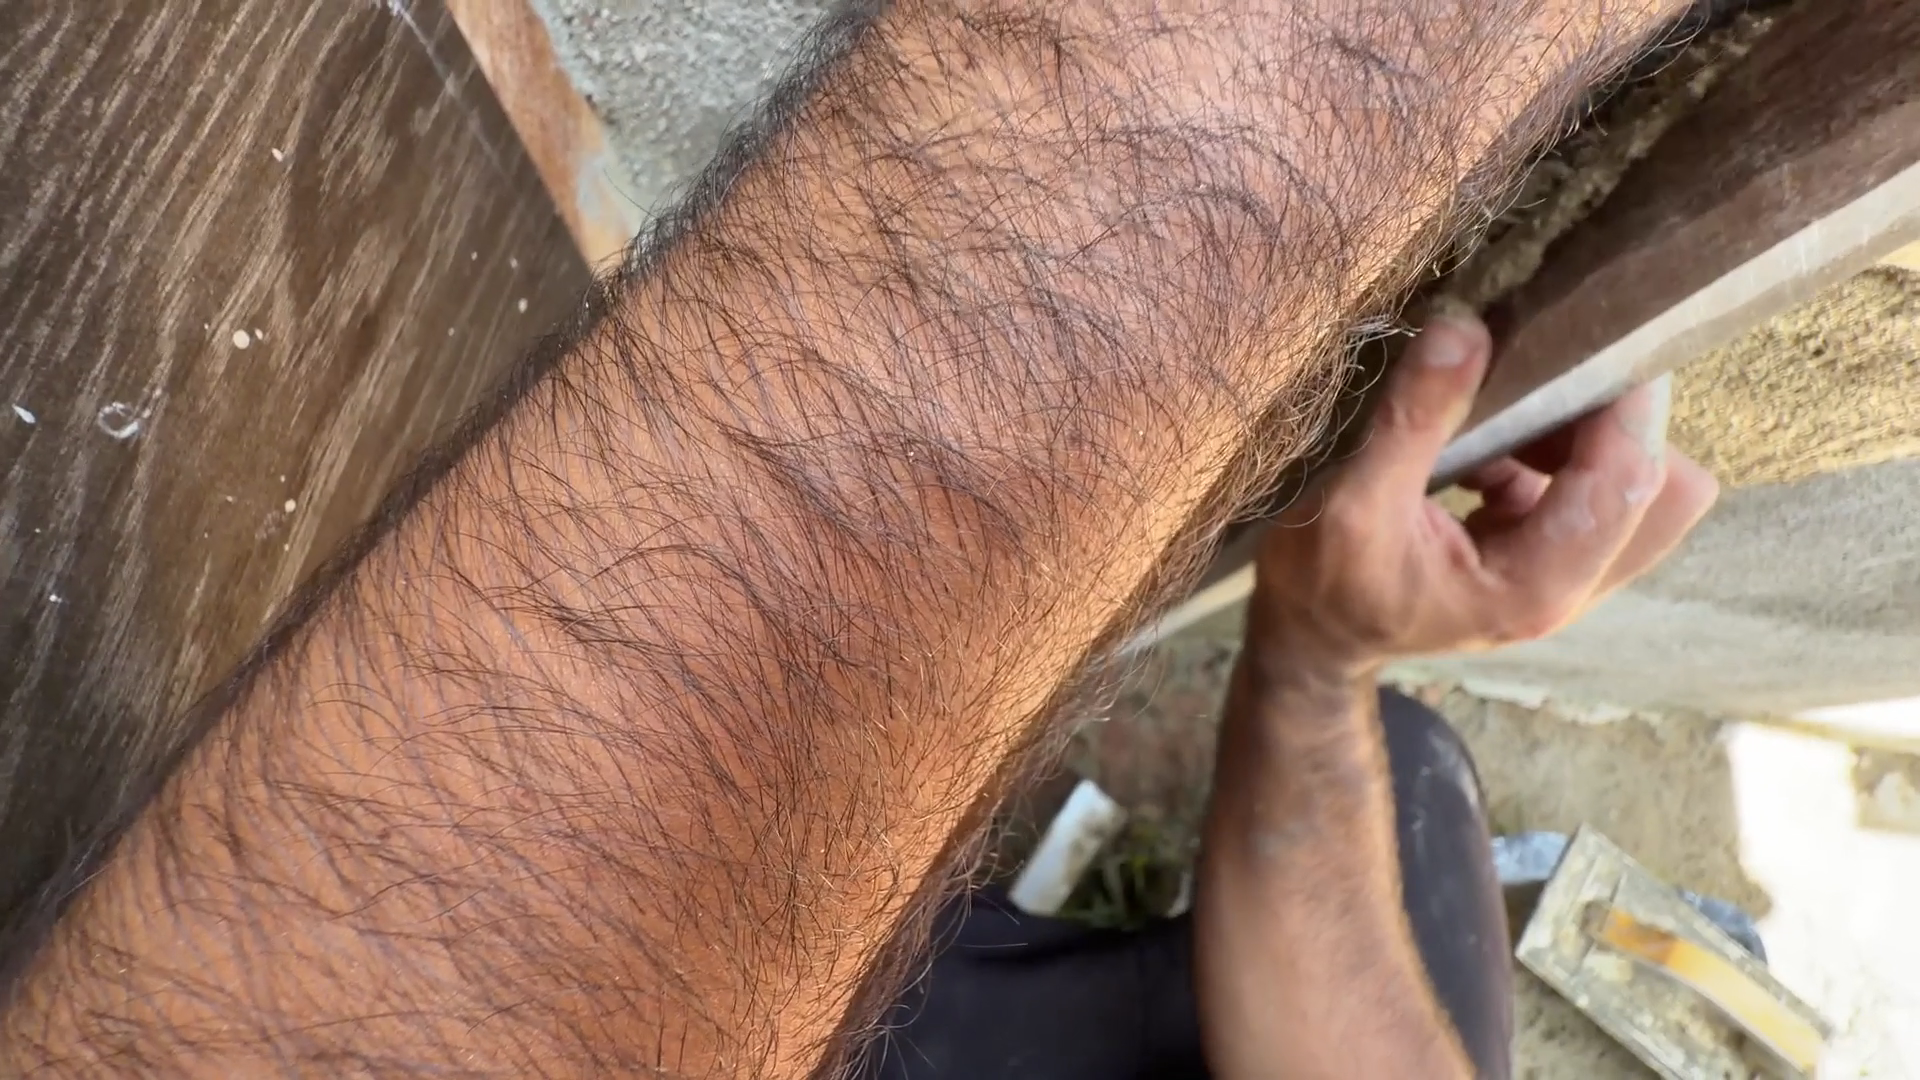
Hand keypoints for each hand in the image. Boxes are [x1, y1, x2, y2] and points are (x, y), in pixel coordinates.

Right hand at [1249, 302, 1717, 678]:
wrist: (1309, 638)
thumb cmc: (1318, 585)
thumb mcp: (1350, 503)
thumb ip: (1411, 422)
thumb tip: (1463, 330)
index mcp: (1532, 588)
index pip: (1629, 486)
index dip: (1619, 409)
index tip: (1578, 341)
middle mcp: (1564, 590)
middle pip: (1664, 496)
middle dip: (1612, 433)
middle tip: (1538, 394)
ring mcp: (1553, 580)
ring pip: (1629, 495)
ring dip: (1578, 444)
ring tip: (1498, 424)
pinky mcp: (1531, 565)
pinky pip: (1582, 500)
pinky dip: (1546, 462)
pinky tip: (1477, 457)